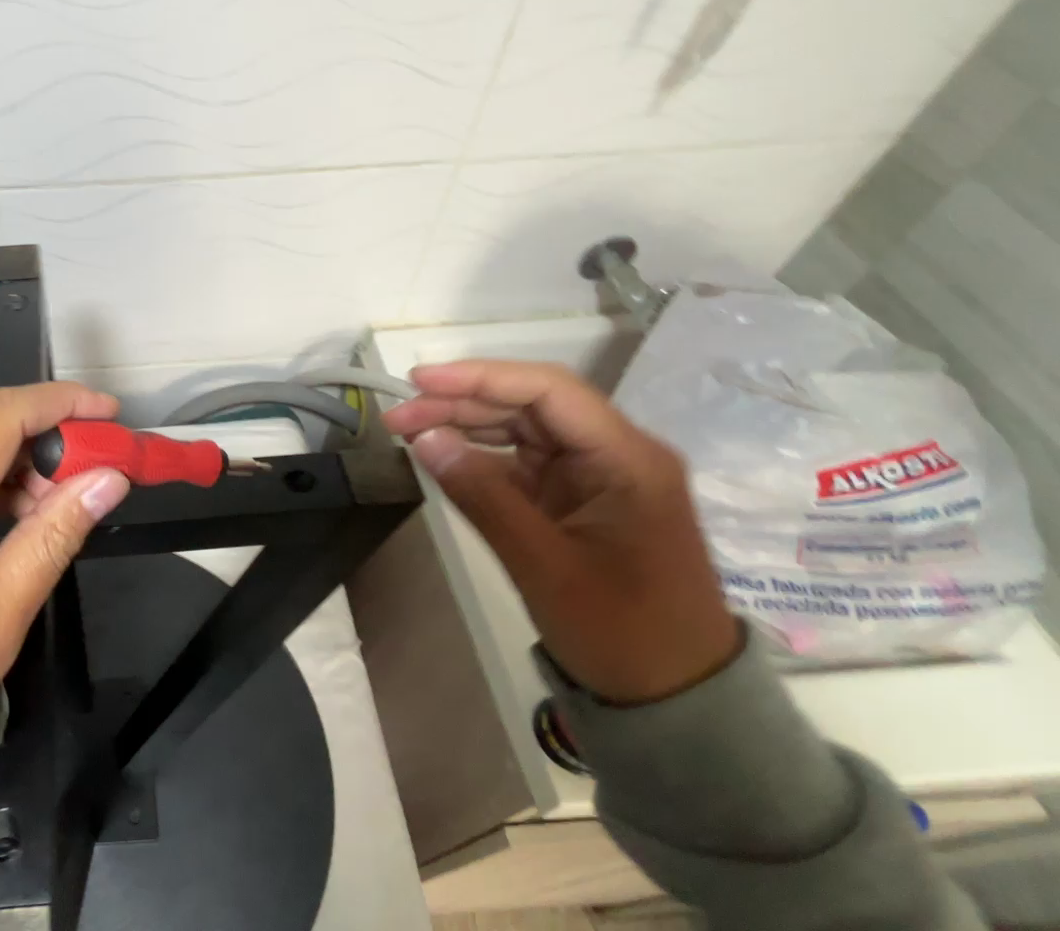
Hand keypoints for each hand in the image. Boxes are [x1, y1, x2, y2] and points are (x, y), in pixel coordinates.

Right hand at [382, 361, 738, 704]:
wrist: (673, 693)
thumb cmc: (618, 630)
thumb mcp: (541, 564)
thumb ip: (481, 495)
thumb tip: (424, 439)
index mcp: (626, 457)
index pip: (548, 391)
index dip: (480, 377)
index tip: (417, 381)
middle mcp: (616, 452)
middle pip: (533, 404)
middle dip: (463, 402)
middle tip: (397, 416)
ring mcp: (599, 475)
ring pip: (525, 429)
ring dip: (468, 424)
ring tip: (408, 430)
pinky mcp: (581, 498)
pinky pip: (526, 462)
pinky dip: (483, 457)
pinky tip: (444, 456)